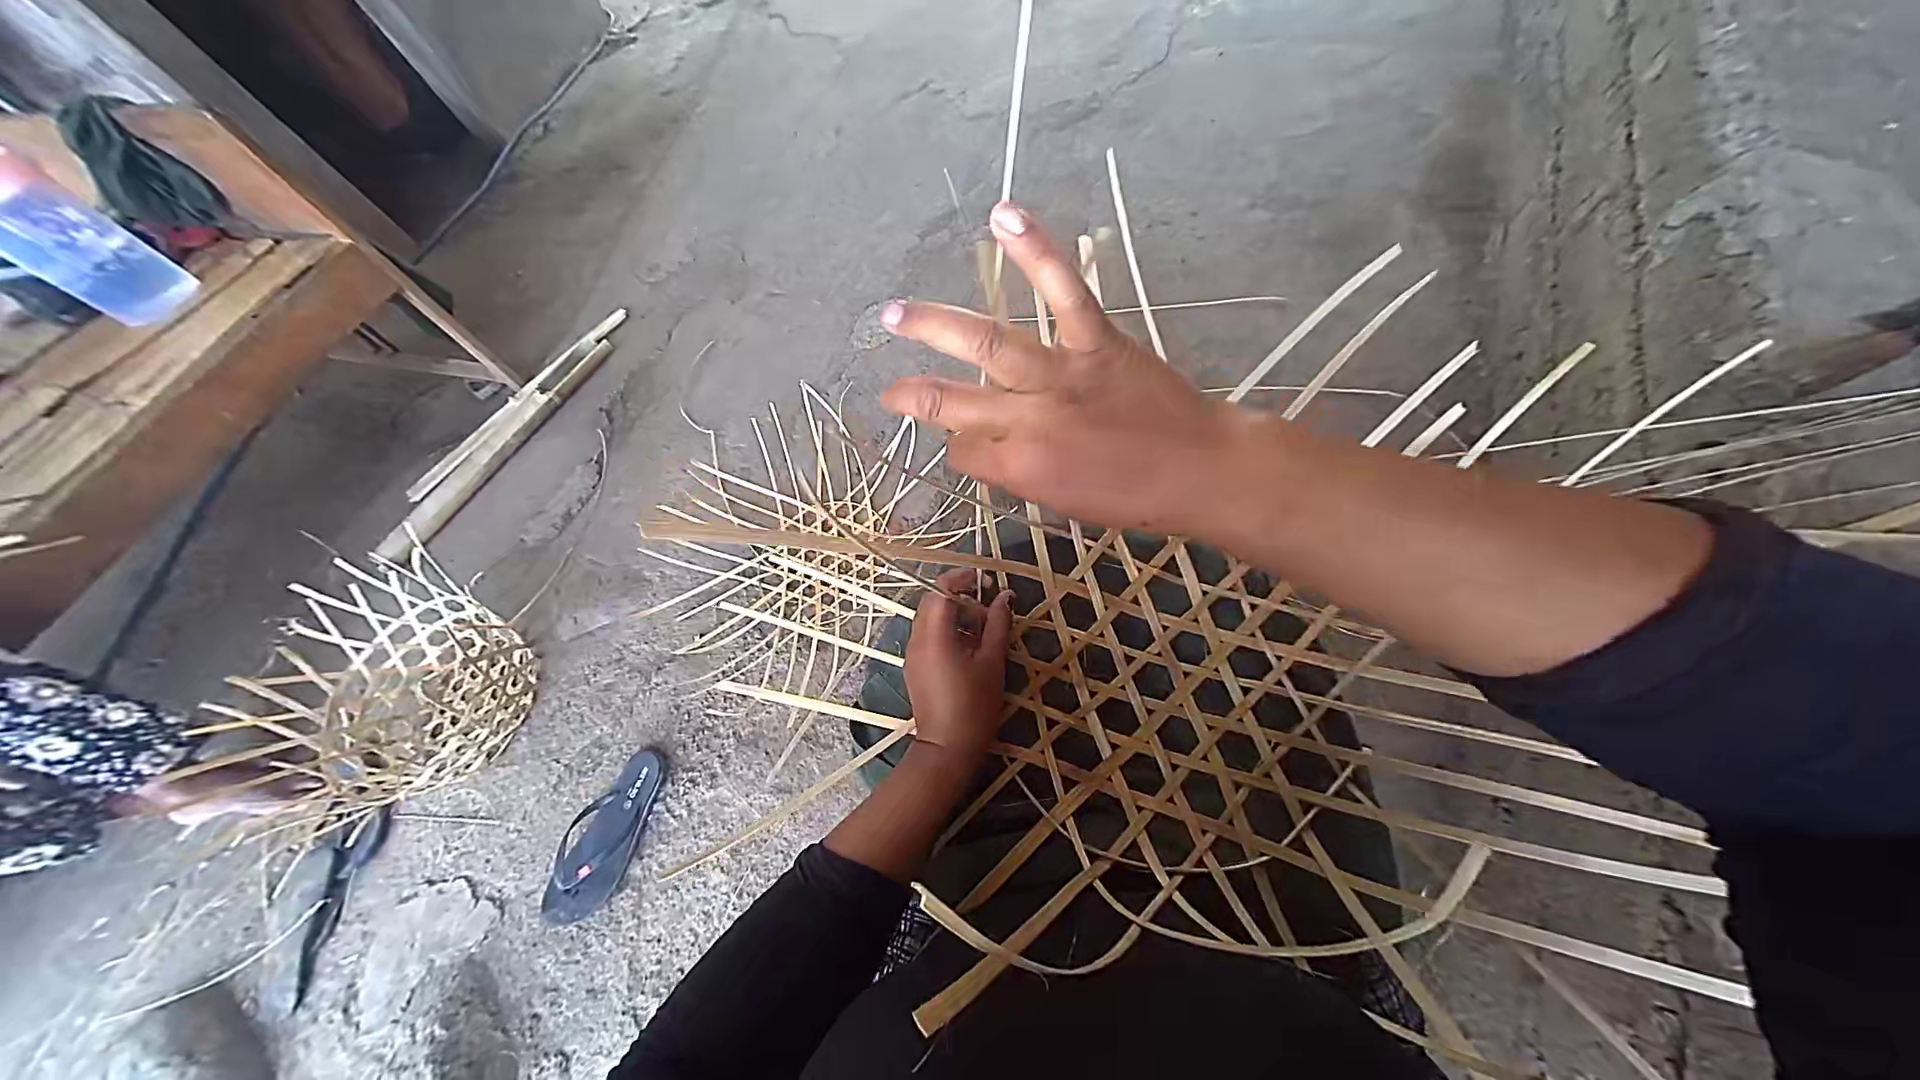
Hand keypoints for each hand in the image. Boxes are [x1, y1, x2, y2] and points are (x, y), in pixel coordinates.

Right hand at [878, 201, 1250, 535]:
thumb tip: (982, 451)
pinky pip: (1062, 291)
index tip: (966, 445)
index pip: (964, 453)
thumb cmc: (1134, 499)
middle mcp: (1030, 419)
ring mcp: (1063, 375)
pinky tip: (1002, 215)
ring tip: (894, 312)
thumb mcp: (1063, 502)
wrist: (1200, 470)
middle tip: (886, 389)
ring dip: (934, 325)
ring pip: (987, 345)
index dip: (959, 450)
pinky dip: (1035, 249)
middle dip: (914, 395)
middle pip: (954, 402)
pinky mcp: (1098, 340)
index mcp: (1021, 467)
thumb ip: (1016, 474)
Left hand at [904, 568, 1013, 758]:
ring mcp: (913, 653)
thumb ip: (998, 624)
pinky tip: (969, 650)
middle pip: (933, 601)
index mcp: (934, 635)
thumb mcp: (993, 662)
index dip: (963, 578)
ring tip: (983, 633)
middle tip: (988, 610)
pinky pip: (928, 636)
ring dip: (956, 615)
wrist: (948, 748)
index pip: (941, 589)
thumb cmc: (974, 705)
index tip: (985, 581)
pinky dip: (948, 632)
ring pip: (931, 619)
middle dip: (961, 598)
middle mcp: (917, 639)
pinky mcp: (915, 666)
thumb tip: (1005, 596)